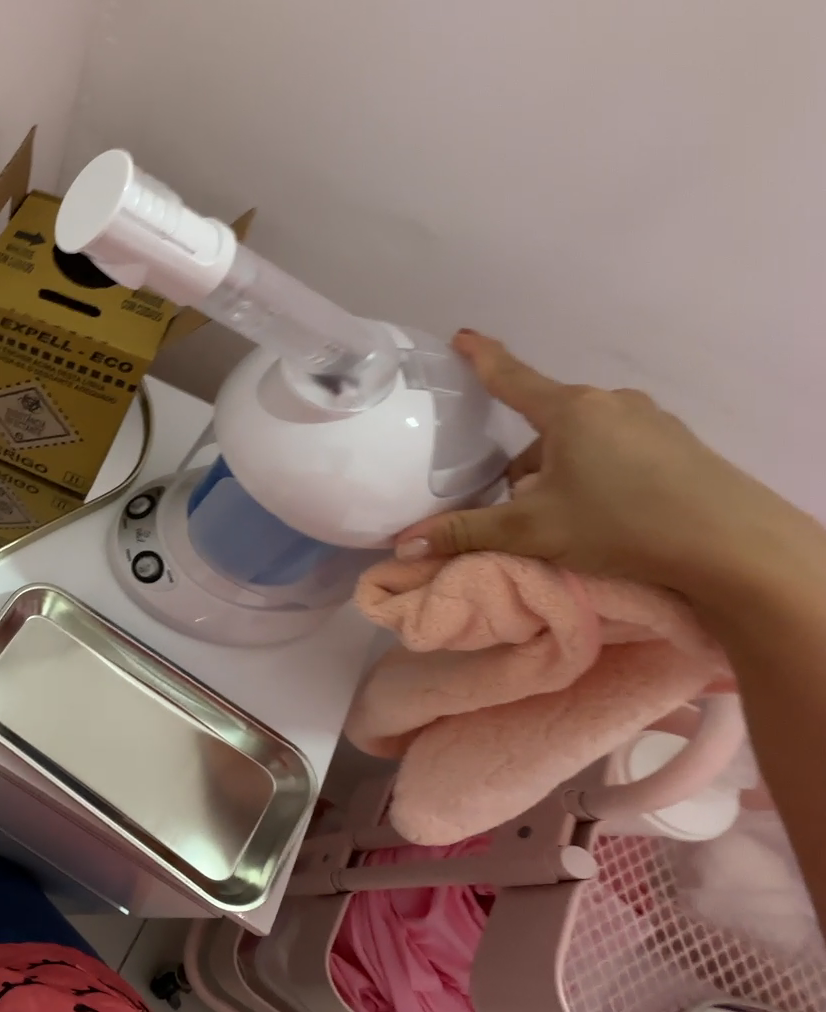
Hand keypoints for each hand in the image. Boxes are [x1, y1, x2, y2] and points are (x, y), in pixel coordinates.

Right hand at [396, 331, 816, 602]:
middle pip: (542, 424)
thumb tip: (402, 544)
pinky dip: (589, 472)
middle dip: (519, 461)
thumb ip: (462, 532)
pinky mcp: (676, 445)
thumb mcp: (529, 531)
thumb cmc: (622, 523)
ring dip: (553, 470)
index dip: (482, 357)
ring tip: (555, 514)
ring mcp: (649, 422)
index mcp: (571, 411)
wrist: (737, 548)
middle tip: (511, 502)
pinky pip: (610, 448)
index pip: (512, 377)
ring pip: (576, 440)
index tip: (461, 336)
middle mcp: (610, 405)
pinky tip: (597, 510)